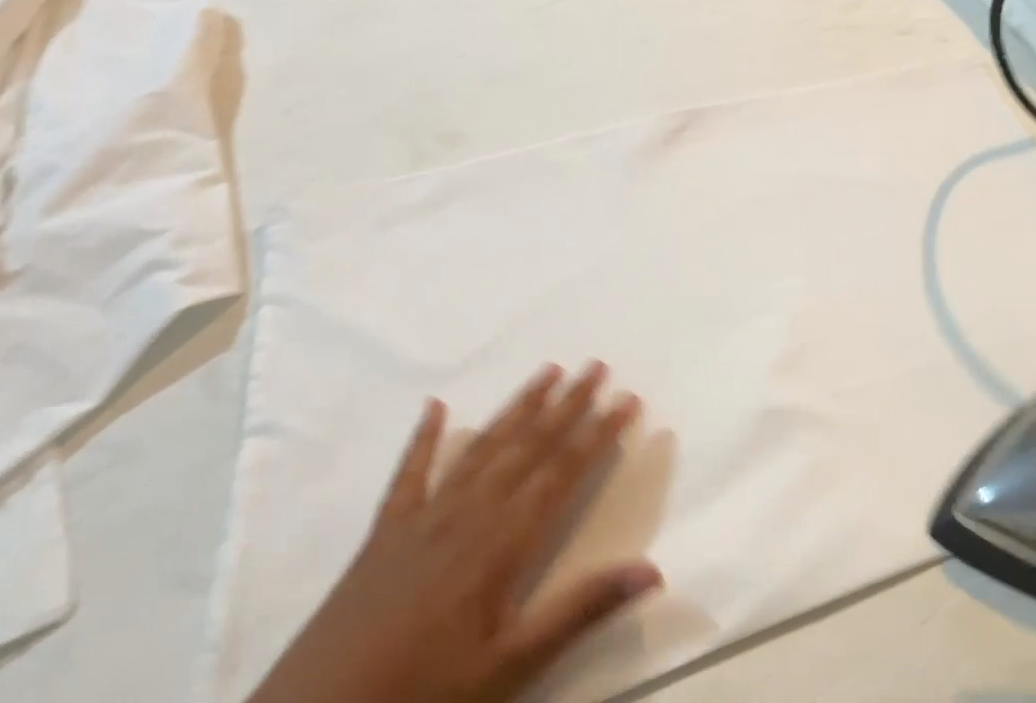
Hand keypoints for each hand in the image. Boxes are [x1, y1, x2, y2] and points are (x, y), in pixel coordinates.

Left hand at [249, 362, 660, 702]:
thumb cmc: (426, 690)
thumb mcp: (512, 662)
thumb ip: (580, 610)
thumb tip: (651, 568)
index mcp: (501, 543)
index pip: (562, 474)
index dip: (598, 435)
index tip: (628, 400)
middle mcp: (466, 515)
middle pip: (526, 448)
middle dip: (567, 405)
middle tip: (597, 365)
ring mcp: (421, 519)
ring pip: (481, 449)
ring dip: (517, 408)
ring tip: (547, 372)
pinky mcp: (384, 533)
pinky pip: (408, 474)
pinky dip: (424, 438)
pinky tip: (436, 407)